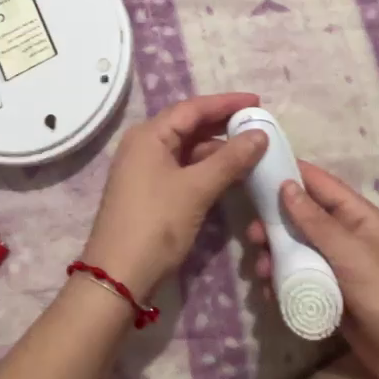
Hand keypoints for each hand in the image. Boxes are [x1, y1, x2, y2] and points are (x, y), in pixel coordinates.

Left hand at [81, 93, 267, 298]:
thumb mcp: (196, 189)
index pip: (192, 108)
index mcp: (149, 135)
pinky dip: (208, 168)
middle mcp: (144, 145)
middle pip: (189, 125)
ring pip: (188, 149)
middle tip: (259, 124)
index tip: (258, 102)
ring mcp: (146, 169)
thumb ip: (230, 159)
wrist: (118, 276)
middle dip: (223, 124)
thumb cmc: (156, 224)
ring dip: (218, 149)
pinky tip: (232, 174)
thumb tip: (260, 134)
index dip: (226, 103)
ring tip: (253, 150)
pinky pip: (184, 168)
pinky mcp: (151, 191)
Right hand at [246, 160, 378, 378]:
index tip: (252, 171)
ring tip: (262, 272)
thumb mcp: (353, 255)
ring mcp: (336, 267)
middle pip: (300, 217)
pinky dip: (281, 283)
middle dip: (274, 223)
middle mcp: (344, 236)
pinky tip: (268, 294)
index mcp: (357, 216)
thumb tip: (285, 185)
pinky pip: (298, 280)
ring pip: (294, 250)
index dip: (288, 173)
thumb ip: (317, 222)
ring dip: (274, 256)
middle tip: (253, 237)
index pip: (318, 183)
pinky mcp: (329, 295)